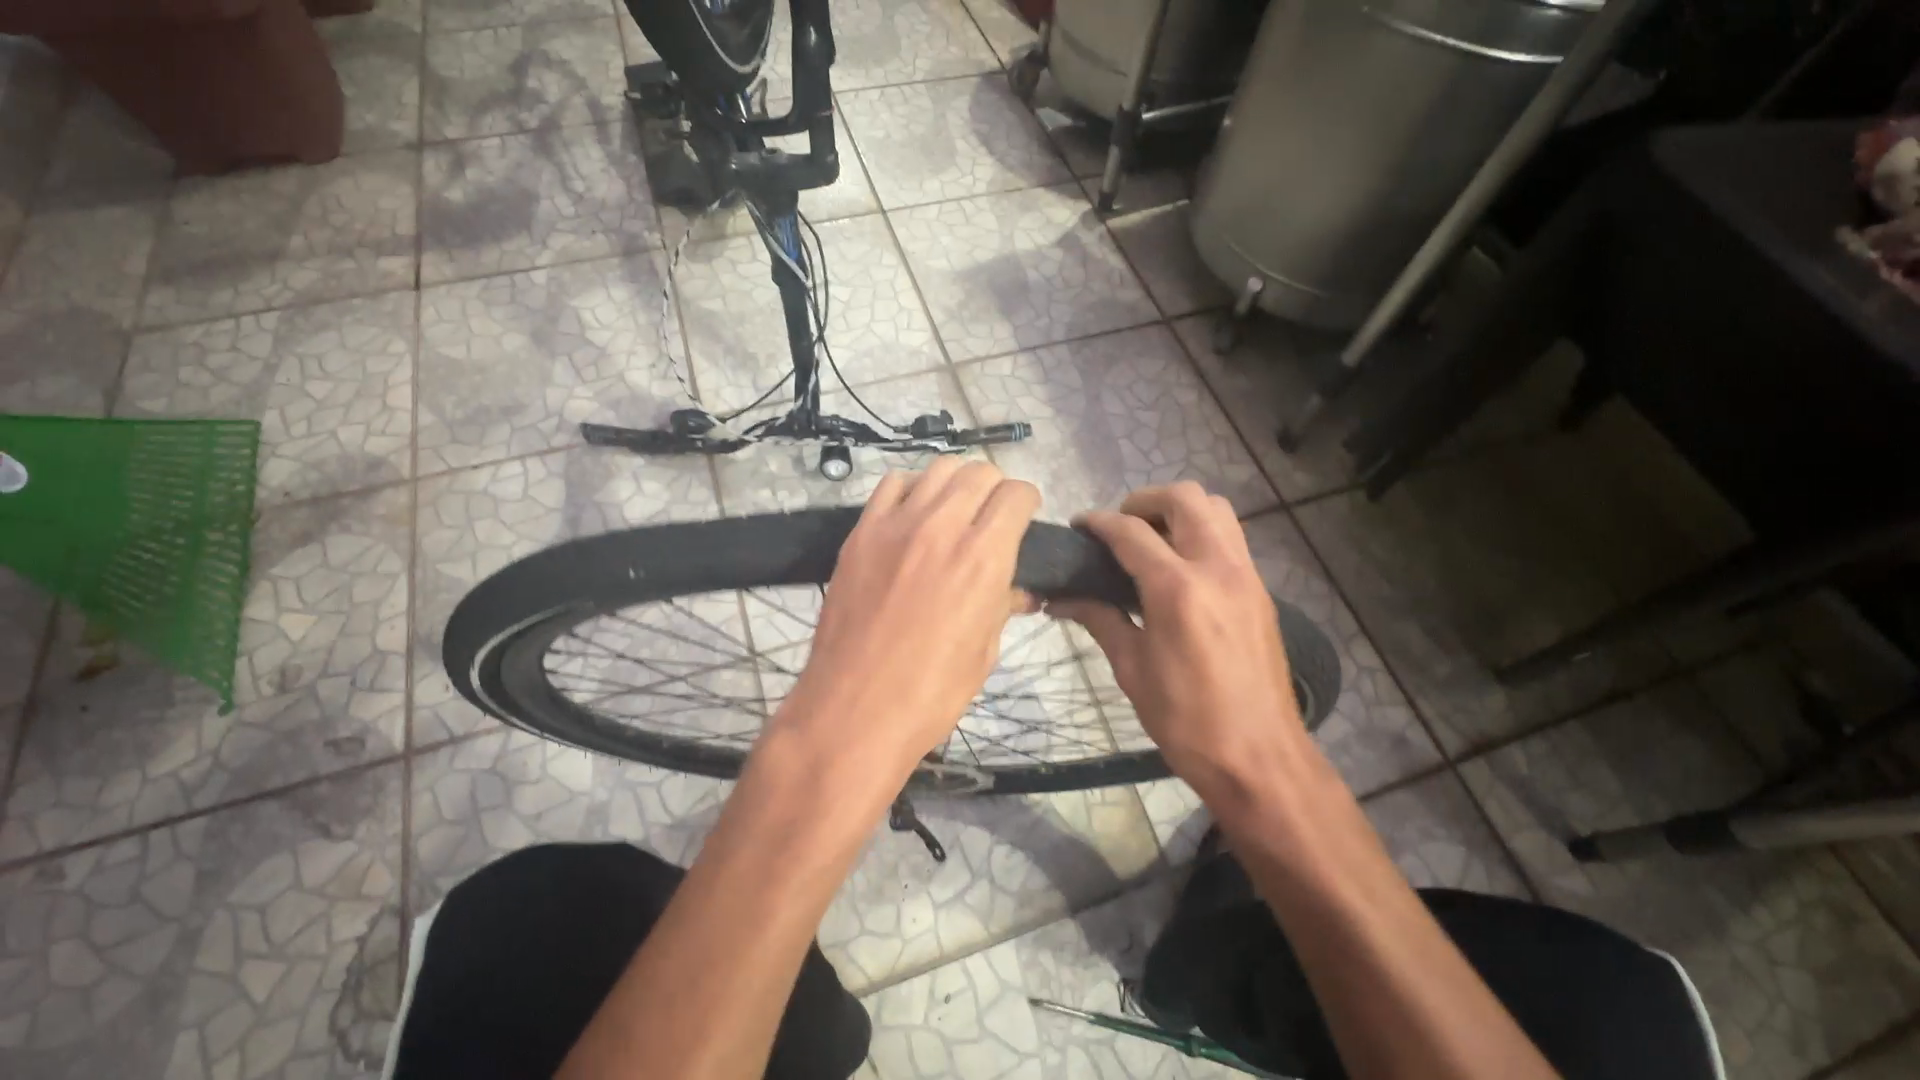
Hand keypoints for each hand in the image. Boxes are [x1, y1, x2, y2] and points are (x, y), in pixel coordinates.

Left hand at [774, 458, 1040, 779]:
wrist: (854, 710)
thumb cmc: (930, 694)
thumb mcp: (983, 653)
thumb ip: (1002, 607)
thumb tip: (1019, 592)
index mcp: (983, 558)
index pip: (1016, 494)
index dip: (1027, 503)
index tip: (1023, 518)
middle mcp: (942, 527)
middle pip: (978, 472)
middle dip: (995, 488)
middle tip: (991, 516)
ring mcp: (895, 525)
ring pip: (936, 469)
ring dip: (955, 483)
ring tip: (954, 510)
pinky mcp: (860, 533)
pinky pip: (891, 485)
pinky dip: (911, 490)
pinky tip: (913, 516)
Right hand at [1053, 483, 1315, 807]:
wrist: (1259, 757)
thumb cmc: (1185, 721)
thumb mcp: (1132, 670)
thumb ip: (1099, 620)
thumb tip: (1060, 599)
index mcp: (1177, 590)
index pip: (1130, 532)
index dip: (1098, 523)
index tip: (1077, 527)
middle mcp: (1217, 568)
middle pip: (1183, 498)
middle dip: (1143, 502)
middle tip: (1119, 529)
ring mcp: (1246, 576)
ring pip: (1217, 509)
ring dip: (1179, 511)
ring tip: (1152, 541)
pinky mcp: (1261, 591)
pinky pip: (1231, 538)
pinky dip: (1202, 533)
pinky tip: (1180, 569)